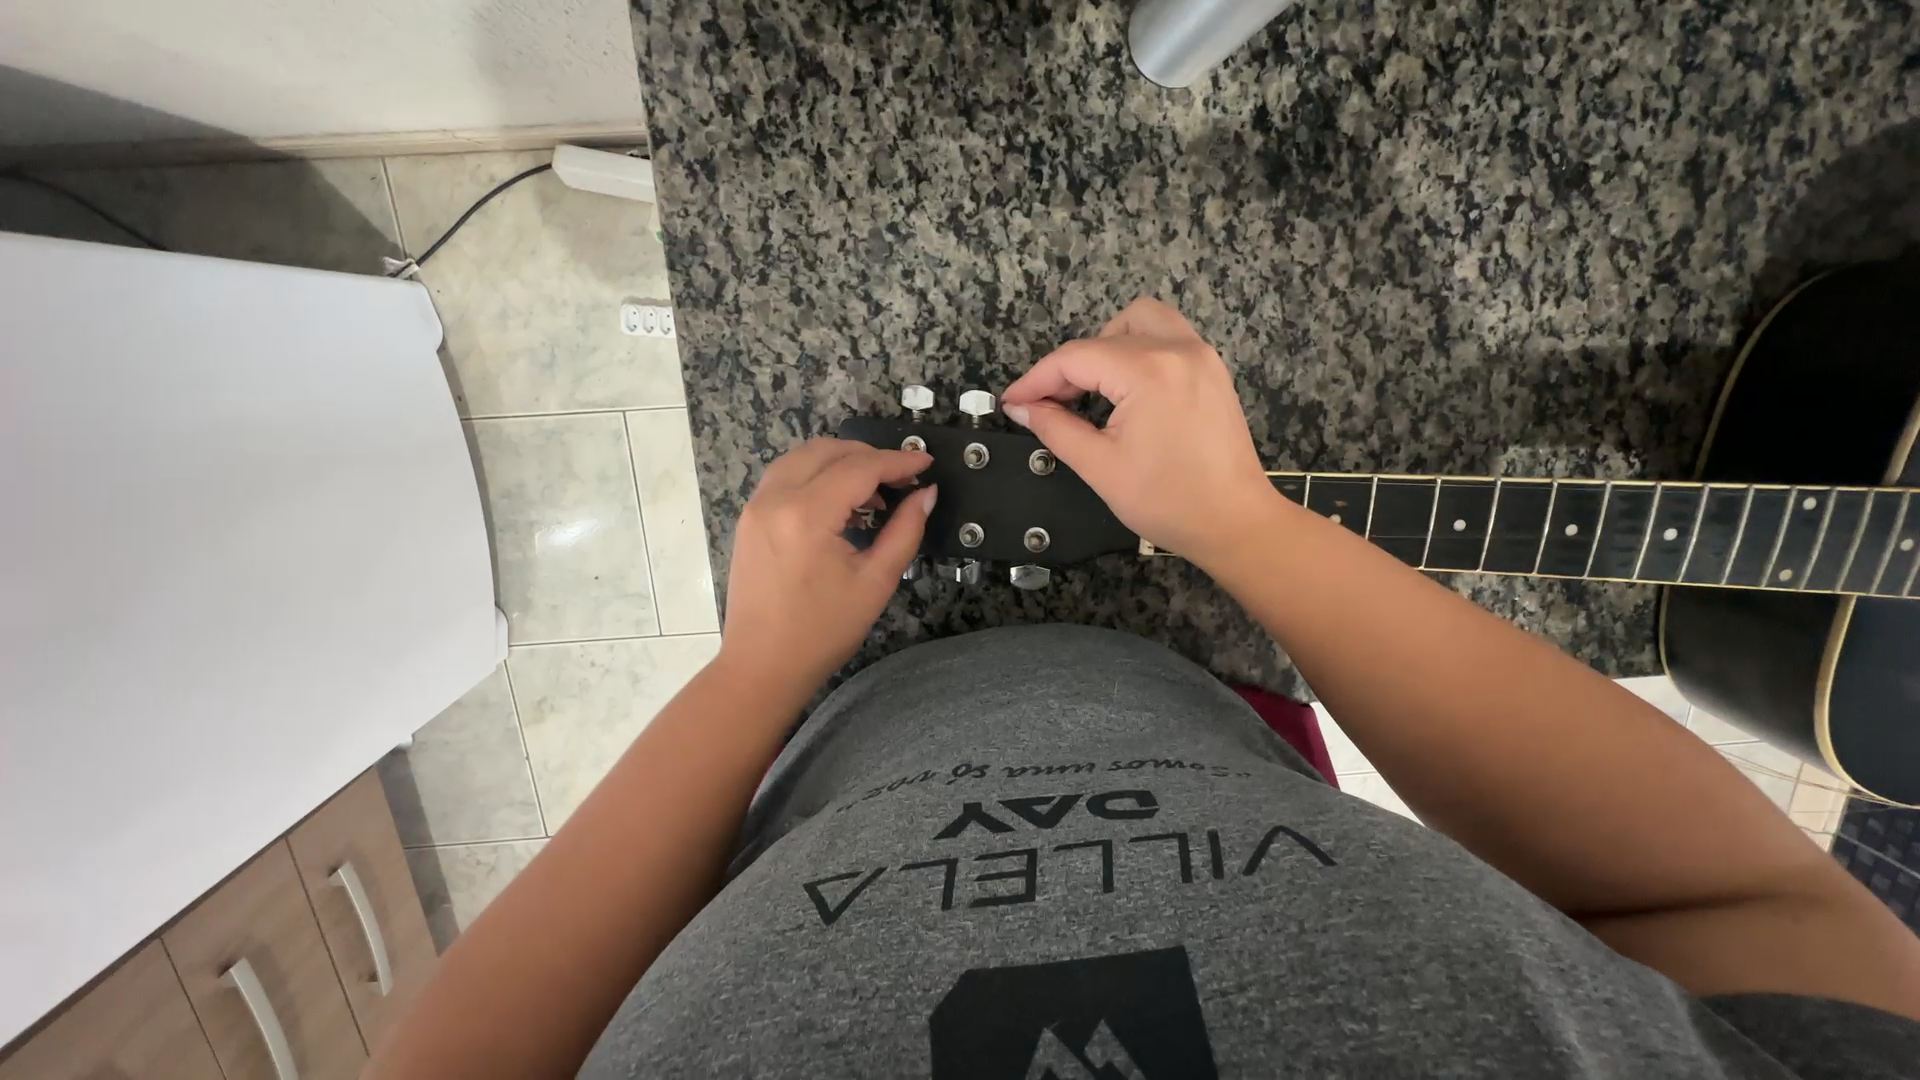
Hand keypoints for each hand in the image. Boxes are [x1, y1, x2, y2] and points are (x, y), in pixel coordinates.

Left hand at [719, 438, 936, 692]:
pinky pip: (785, 477)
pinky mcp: (749, 519)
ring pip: (802, 458)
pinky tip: (841, 503)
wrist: (762, 666)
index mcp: (806, 515)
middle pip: (827, 451)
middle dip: (870, 456)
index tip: (926, 463)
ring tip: (874, 492)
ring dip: (840, 462)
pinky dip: (815, 475)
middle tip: (903, 478)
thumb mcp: (875, 582)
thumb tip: (925, 494)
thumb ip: (905, 531)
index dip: (898, 461)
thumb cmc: (822, 631)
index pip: (859, 468)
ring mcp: (756, 507)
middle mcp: (775, 499)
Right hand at [1001, 297, 1280, 566]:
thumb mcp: (1099, 466)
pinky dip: (1138, 351)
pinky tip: (1126, 391)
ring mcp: (1201, 356)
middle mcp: (1178, 350)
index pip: (1075, 358)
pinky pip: (1168, 337)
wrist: (1233, 521)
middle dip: (1070, 364)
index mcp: (1148, 372)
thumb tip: (1021, 407)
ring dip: (1108, 345)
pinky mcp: (1212, 370)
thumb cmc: (1167, 501)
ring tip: (1092, 388)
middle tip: (1053, 403)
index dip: (1036, 379)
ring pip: (1143, 321)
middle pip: (1106, 333)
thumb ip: (1055, 428)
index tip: (1012, 402)